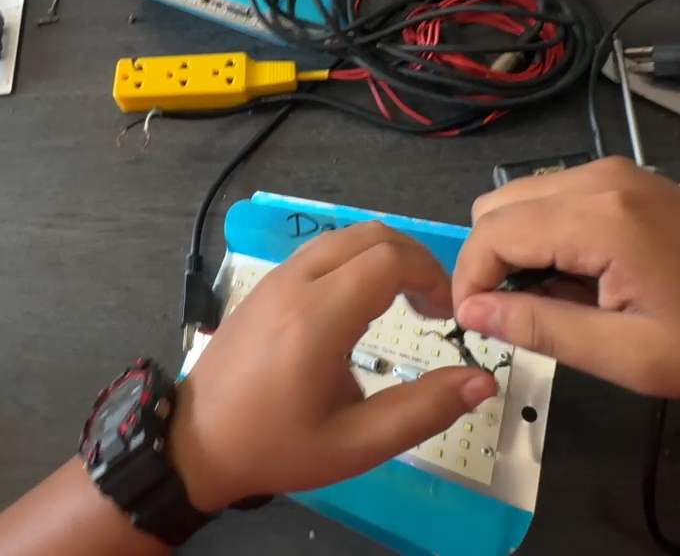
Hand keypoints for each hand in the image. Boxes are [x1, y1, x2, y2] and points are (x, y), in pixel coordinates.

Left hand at [170, 222, 498, 511]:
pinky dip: (357, 259)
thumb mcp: (355, 444)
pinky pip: (323, 249)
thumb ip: (421, 411)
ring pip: (345, 236)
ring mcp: (277, 275)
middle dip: (415, 260)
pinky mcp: (268, 281)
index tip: (447, 315)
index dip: (431, 276)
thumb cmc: (277, 444)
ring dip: (385, 255)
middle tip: (435, 306)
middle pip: (370, 235)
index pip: (388, 259)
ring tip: (407, 303)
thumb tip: (481, 382)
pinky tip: (365, 302)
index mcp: (317, 316)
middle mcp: (296, 281)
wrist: (198, 438)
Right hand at [451, 158, 679, 402]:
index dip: (469, 280)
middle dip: (489, 261)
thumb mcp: (636, 357)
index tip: (477, 327)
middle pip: (495, 207)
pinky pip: (553, 197)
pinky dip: (545, 234)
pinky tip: (585, 275)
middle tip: (522, 317)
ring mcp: (614, 171)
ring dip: (516, 247)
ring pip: (519, 198)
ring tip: (561, 300)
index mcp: (600, 216)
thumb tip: (471, 313)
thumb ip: (543, 329)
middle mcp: (598, 177)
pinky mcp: (626, 178)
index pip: (491, 234)